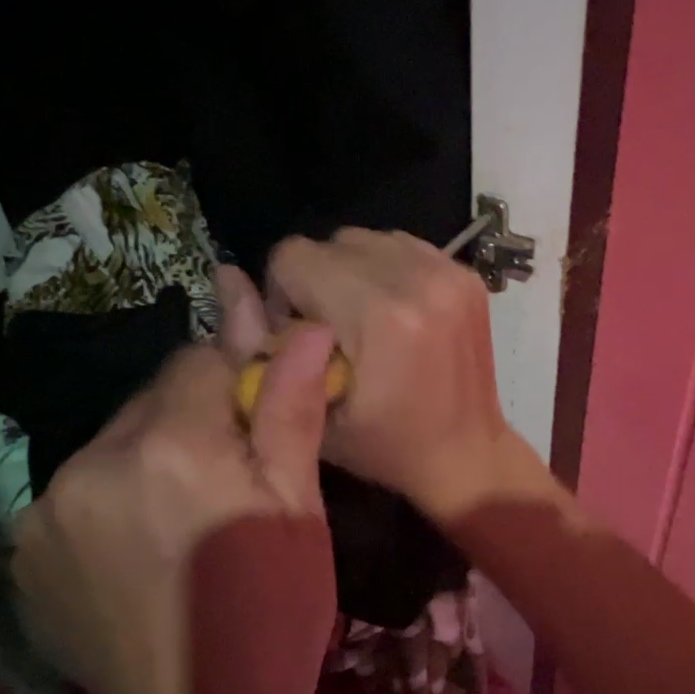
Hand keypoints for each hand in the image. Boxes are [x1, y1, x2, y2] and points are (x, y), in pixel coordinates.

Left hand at [11, 304, 336, 693]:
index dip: (236, 388)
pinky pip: (75, 498)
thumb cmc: (273, 612)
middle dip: (190, 427)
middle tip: (227, 493)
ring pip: (110, 450)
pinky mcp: (23, 554)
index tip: (259, 437)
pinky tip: (140, 561)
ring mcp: (44, 512)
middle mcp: (90, 462)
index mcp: (170, 446)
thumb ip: (290, 412)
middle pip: (149, 404)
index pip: (197, 361)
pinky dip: (110, 509)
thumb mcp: (299, 512)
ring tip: (183, 534)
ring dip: (147, 467)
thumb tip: (305, 329)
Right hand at [262, 228, 534, 517]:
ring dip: (353, 273)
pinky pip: (404, 247)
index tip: (302, 339)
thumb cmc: (383, 446)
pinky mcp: (467, 275)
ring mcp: (449, 273)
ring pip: (366, 240)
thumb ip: (259, 346)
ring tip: (365, 325)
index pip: (292, 257)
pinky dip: (388, 272)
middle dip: (318, 283)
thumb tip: (227, 276)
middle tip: (334, 335)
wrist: (466, 453)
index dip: (284, 296)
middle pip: (329, 243)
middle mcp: (417, 280)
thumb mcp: (309, 411)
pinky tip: (395, 316)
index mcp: (378, 315)